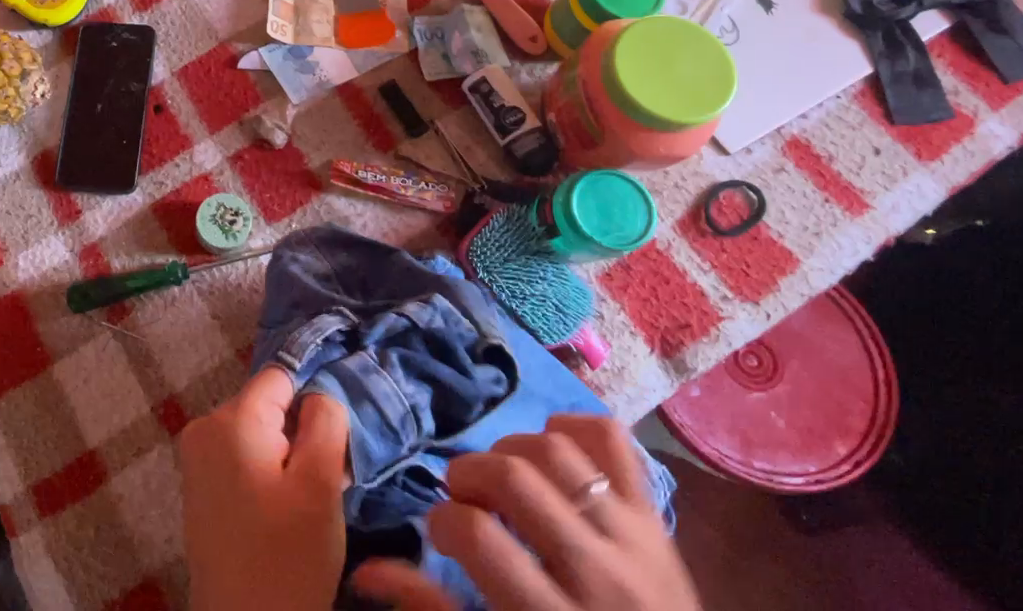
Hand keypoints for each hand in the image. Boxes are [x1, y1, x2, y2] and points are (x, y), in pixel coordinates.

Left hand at [180, 366, 350, 610]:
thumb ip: (326, 423)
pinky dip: (265, 477)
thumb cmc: (286, 556)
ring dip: (285, 460)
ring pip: (257, 434)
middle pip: (268, 407)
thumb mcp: (321, 485)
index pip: (281, 378)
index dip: (311, 405)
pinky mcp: (199, 488)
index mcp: (230, 419)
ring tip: (300, 507)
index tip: (328, 448)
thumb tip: (317, 394)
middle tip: (319, 485)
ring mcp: (196, 459)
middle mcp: (204, 427)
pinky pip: (241, 459)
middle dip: (298, 436)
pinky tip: (278, 517)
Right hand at [352, 416, 699, 610]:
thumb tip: (365, 572)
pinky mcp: (657, 520)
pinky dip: (571, 430)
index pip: (478, 534)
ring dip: (512, 452)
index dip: (443, 520)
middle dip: (468, 475)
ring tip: (503, 482)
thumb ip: (433, 608)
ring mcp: (636, 540)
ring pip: (557, 450)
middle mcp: (599, 574)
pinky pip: (612, 441)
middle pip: (514, 478)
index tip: (441, 532)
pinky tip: (548, 455)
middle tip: (464, 499)